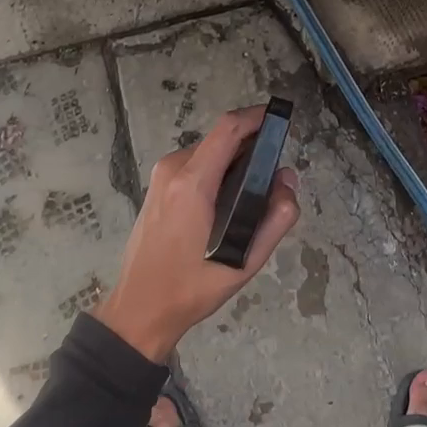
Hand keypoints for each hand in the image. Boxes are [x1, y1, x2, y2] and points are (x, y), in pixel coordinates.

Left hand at [92, 106, 300, 361]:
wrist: (138, 311)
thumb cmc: (191, 287)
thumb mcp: (245, 261)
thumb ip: (276, 218)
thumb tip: (287, 179)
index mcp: (193, 182)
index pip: (229, 127)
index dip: (258, 116)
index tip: (281, 119)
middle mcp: (173, 169)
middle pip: (222, 138)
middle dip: (252, 146)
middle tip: (273, 177)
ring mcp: (161, 176)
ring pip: (209, 151)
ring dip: (235, 161)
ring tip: (252, 195)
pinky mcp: (158, 186)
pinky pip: (196, 164)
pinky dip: (217, 171)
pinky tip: (226, 203)